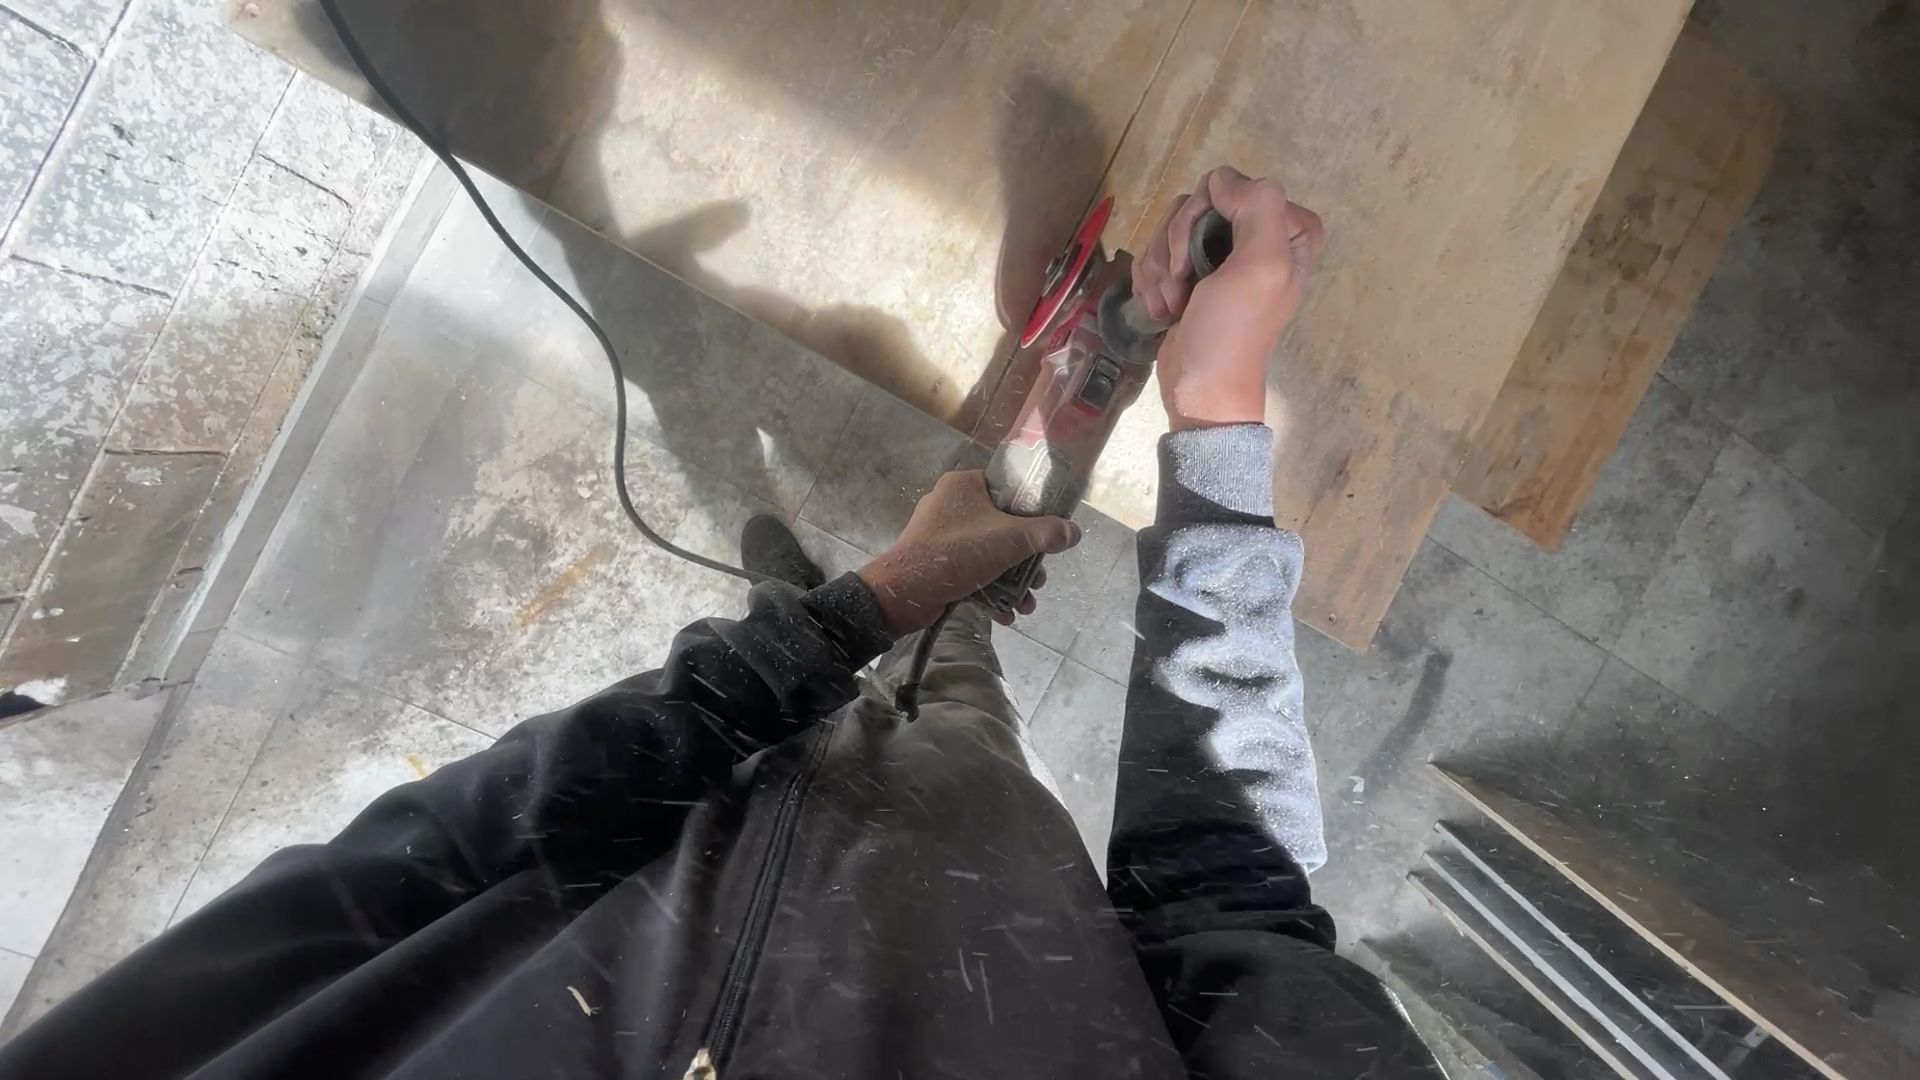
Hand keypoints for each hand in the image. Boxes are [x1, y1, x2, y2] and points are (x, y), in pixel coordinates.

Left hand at [858, 470, 1080, 634]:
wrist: (905, 592)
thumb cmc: (958, 553)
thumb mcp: (1010, 540)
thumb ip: (1046, 534)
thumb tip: (1074, 532)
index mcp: (964, 485)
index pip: (1007, 489)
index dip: (1031, 512)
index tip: (1046, 536)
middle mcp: (951, 504)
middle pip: (1002, 527)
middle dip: (1025, 560)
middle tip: (1039, 580)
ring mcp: (941, 535)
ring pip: (989, 554)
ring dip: (1011, 581)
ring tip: (1027, 605)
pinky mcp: (936, 562)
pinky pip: (971, 571)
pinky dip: (990, 590)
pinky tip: (1006, 614)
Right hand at [1131, 166, 1324, 430]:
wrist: (1201, 389)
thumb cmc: (1232, 333)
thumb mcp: (1260, 266)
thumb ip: (1256, 205)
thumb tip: (1220, 178)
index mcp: (1286, 228)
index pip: (1228, 187)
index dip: (1200, 219)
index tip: (1192, 263)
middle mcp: (1255, 236)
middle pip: (1193, 206)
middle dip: (1173, 249)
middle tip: (1178, 286)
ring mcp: (1219, 258)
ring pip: (1169, 232)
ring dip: (1159, 271)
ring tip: (1170, 305)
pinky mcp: (1189, 279)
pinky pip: (1156, 257)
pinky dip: (1151, 284)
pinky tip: (1162, 310)